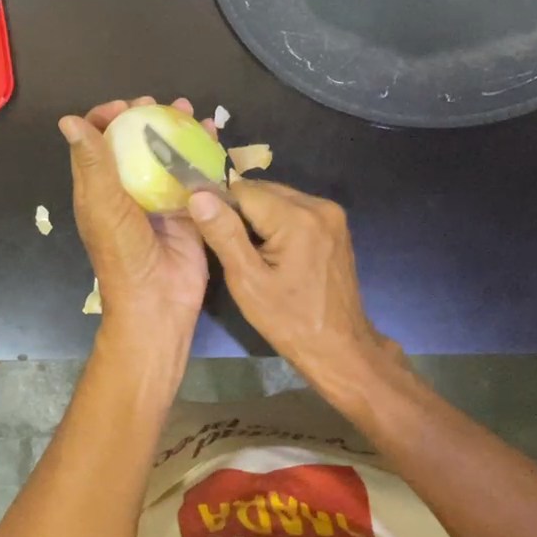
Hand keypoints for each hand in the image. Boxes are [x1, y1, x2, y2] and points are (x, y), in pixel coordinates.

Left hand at [61, 97, 216, 344]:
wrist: (157, 300)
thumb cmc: (122, 251)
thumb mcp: (103, 203)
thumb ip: (91, 161)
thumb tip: (67, 120)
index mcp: (98, 188)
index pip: (96, 142)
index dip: (106, 119)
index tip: (126, 108)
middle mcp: (127, 189)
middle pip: (134, 143)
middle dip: (147, 118)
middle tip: (161, 105)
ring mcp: (158, 199)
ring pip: (167, 154)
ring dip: (178, 129)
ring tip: (191, 110)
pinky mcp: (188, 210)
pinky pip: (195, 174)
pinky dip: (204, 152)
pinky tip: (214, 134)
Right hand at [186, 181, 407, 413]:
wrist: (338, 346)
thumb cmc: (288, 319)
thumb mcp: (247, 281)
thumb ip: (224, 234)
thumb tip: (198, 196)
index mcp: (297, 219)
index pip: (243, 190)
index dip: (219, 206)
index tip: (206, 229)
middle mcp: (319, 206)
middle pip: (263, 190)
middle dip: (239, 211)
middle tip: (225, 244)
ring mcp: (331, 215)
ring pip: (278, 198)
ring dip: (257, 217)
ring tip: (246, 251)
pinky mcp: (335, 225)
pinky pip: (294, 210)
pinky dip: (275, 222)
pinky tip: (269, 250)